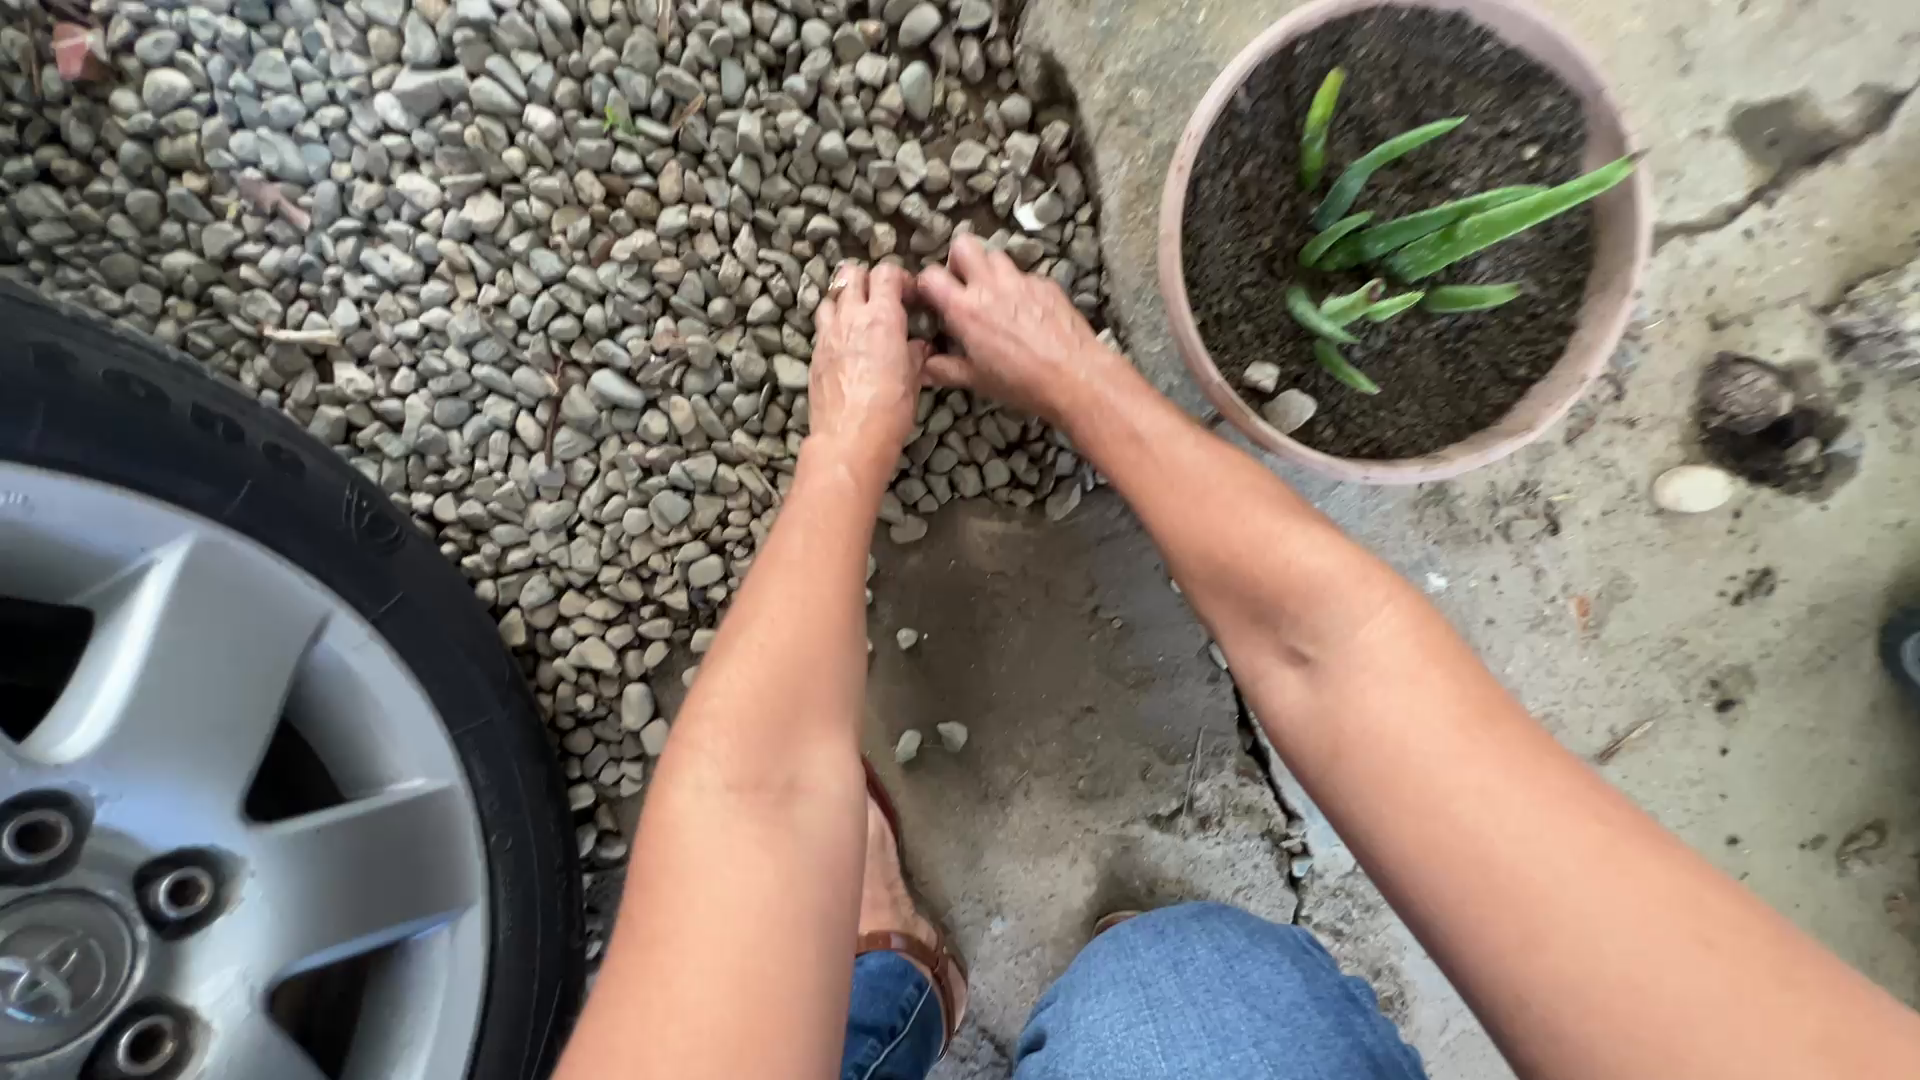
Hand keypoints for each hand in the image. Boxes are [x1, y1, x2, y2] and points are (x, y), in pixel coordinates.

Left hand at [808, 262, 924, 458]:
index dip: (900, 279)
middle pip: (851, 273)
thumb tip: (917, 347)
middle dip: (867, 280)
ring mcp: (828, 334)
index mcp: (882, 317)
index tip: (910, 297)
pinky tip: (847, 346)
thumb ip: (914, 355)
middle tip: (882, 300)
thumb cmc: (888, 411)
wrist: (849, 439)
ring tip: (860, 320)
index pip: (886, 273)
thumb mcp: (913, 380)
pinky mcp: (814, 354)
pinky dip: (834, 326)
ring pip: (831, 297)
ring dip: (845, 300)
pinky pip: (822, 326)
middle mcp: (851, 317)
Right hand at [915, 233, 1124, 423]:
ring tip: (994, 296)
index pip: (931, 275)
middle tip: (963, 286)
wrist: (1075, 376)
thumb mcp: (977, 381)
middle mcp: (990, 286)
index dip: (926, 284)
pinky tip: (1027, 312)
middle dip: (958, 260)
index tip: (931, 300)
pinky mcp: (1046, 284)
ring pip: (996, 254)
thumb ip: (945, 370)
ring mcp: (1021, 281)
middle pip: (963, 245)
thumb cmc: (1022, 382)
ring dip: (989, 270)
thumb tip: (924, 368)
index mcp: (965, 309)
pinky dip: (1019, 287)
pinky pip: (1025, 274)